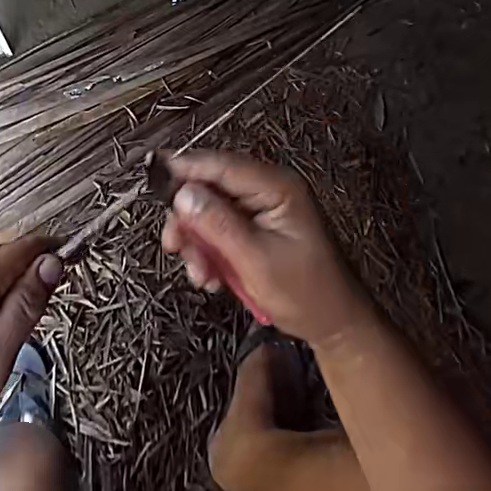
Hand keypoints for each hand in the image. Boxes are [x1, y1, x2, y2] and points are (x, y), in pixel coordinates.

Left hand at [0, 235, 63, 490]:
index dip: (59, 252)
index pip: (30, 245)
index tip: (81, 263)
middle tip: (61, 298)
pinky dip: (1, 292)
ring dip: (22, 281)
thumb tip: (52, 264)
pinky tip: (4, 323)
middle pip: (13, 251)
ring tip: (36, 316)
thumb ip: (26, 306)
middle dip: (41, 266)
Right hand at [160, 152, 371, 346]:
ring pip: (210, 212)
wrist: (335, 325)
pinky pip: (219, 231)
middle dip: (189, 219)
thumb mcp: (257, 260)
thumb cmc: (306, 292)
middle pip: (211, 188)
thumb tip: (182, 193)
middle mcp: (267, 190)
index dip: (186, 168)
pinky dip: (209, 252)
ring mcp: (261, 210)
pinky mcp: (255, 229)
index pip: (222, 165)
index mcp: (276, 187)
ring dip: (198, 243)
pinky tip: (211, 277)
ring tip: (200, 274)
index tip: (155, 175)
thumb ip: (218, 225)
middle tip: (174, 245)